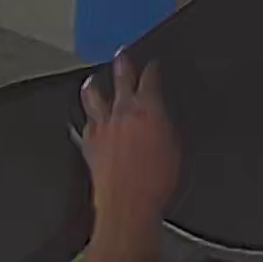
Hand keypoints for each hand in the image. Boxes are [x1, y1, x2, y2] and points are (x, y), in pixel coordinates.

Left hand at [82, 53, 180, 233]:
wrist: (128, 207)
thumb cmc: (156, 180)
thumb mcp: (176, 144)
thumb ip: (169, 122)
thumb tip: (167, 115)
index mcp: (148, 105)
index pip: (150, 75)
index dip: (153, 67)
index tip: (154, 64)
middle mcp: (123, 109)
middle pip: (121, 76)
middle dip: (123, 62)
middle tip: (121, 54)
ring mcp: (104, 125)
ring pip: (94, 95)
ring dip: (95, 85)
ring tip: (93, 79)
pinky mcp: (90, 144)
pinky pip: (86, 124)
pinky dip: (88, 118)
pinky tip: (88, 119)